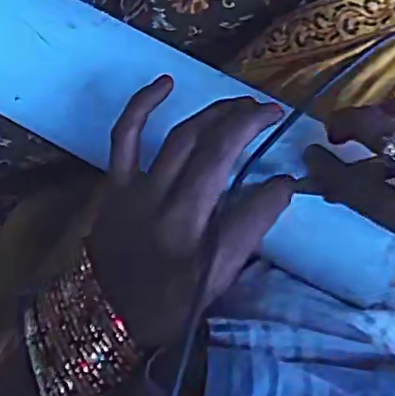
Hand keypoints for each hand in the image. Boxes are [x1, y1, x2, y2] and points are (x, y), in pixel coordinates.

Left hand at [85, 76, 296, 349]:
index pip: (252, 209)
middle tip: (270, 112)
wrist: (104, 313)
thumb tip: (280, 187)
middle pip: (216, 153)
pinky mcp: (116, 183)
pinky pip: (126, 135)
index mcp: (198, 247)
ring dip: (217, 114)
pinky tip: (167, 82)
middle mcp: (169, 213)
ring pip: (183, 137)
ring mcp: (139, 192)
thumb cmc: (168, 302)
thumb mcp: (216, 283)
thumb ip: (248, 234)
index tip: (290, 177)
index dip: (277, 188)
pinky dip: (144, 104)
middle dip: (248, 124)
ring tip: (242, 104)